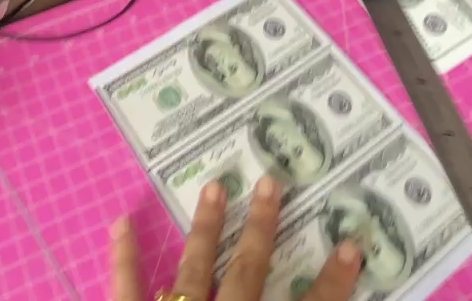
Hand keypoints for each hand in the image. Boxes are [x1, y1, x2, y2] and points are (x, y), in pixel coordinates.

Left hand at [110, 176, 360, 300]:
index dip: (334, 284)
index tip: (352, 245)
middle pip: (249, 274)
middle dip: (262, 228)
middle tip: (271, 181)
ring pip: (194, 270)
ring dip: (205, 227)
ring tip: (214, 187)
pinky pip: (126, 292)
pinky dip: (123, 259)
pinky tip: (120, 222)